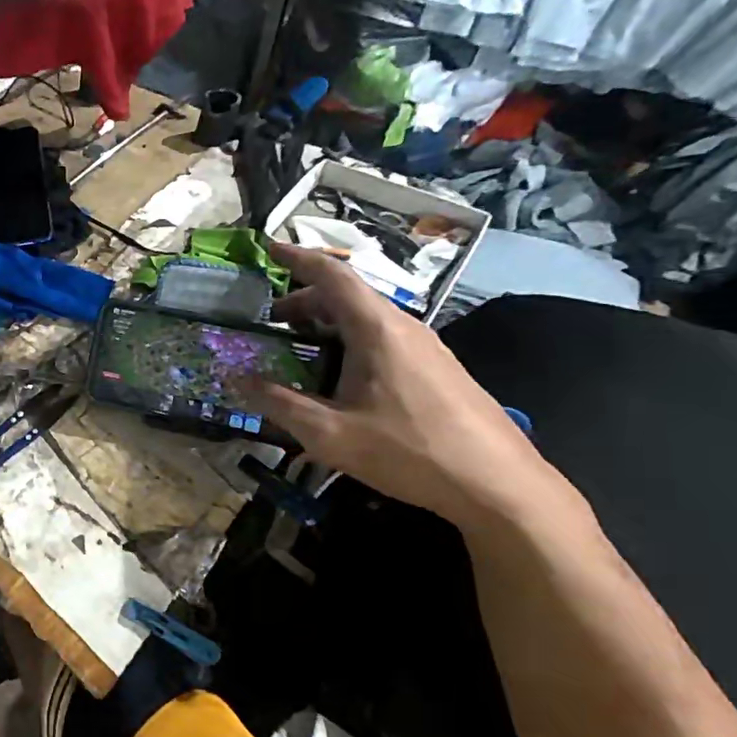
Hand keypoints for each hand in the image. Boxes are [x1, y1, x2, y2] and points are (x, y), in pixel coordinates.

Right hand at [240, 242, 583, 531]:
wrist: (502, 488)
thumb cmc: (410, 452)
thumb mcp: (329, 434)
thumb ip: (277, 403)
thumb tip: (235, 379)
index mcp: (376, 329)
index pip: (332, 274)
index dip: (297, 257)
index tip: (268, 248)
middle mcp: (403, 327)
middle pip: (347, 294)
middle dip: (304, 298)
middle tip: (272, 320)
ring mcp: (427, 347)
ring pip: (367, 316)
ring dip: (328, 320)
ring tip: (301, 346)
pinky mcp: (439, 368)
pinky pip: (384, 336)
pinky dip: (351, 338)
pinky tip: (342, 375)